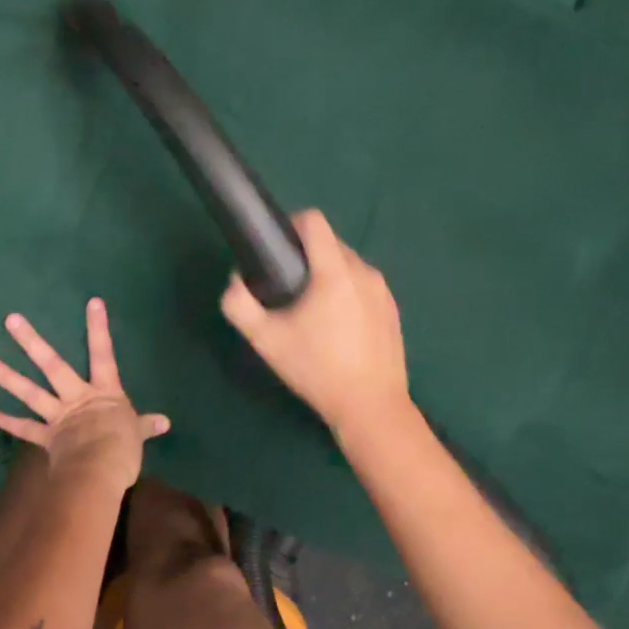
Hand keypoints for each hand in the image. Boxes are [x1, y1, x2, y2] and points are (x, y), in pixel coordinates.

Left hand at [0, 298, 170, 492]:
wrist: (100, 472)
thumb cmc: (123, 449)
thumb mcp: (138, 434)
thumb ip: (146, 425)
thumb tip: (166, 422)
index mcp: (104, 392)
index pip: (103, 353)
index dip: (98, 328)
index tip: (92, 302)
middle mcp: (77, 397)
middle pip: (52, 365)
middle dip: (31, 342)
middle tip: (10, 320)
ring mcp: (58, 416)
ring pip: (30, 392)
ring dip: (6, 376)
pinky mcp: (47, 437)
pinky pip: (25, 428)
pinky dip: (9, 422)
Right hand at [221, 209, 411, 434]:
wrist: (371, 407)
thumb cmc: (317, 370)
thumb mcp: (266, 340)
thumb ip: (239, 305)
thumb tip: (235, 281)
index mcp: (334, 272)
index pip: (314, 221)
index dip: (290, 225)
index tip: (275, 248)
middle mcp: (363, 272)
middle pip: (331, 242)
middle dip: (306, 255)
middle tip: (285, 287)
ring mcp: (382, 290)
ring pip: (348, 263)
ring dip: (326, 273)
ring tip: (310, 308)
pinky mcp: (392, 309)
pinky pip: (363, 284)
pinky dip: (346, 291)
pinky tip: (335, 326)